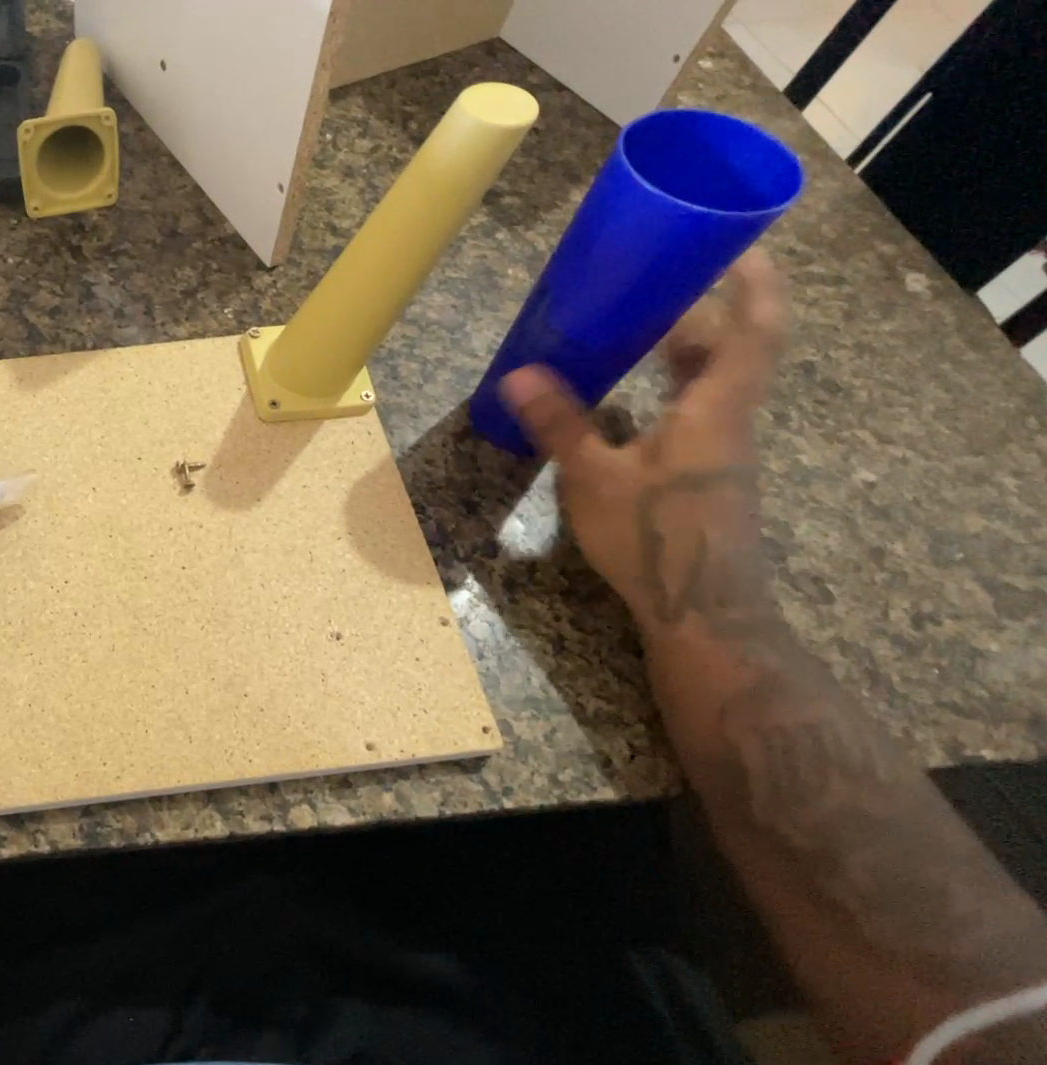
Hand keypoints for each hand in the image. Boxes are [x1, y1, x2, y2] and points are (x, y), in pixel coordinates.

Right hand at [498, 249, 789, 637]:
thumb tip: (518, 374)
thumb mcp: (593, 477)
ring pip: (712, 386)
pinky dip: (668, 392)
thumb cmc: (652, 536)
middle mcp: (729, 422)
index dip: (755, 283)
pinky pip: (694, 414)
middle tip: (655, 289)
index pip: (755, 330)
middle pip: (730, 353)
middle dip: (699, 315)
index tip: (739, 246)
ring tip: (636, 335)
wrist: (699, 608)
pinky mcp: (706, 478)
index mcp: (715, 410)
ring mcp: (721, 453)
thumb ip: (559, 424)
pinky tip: (626, 406)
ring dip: (683, 355)